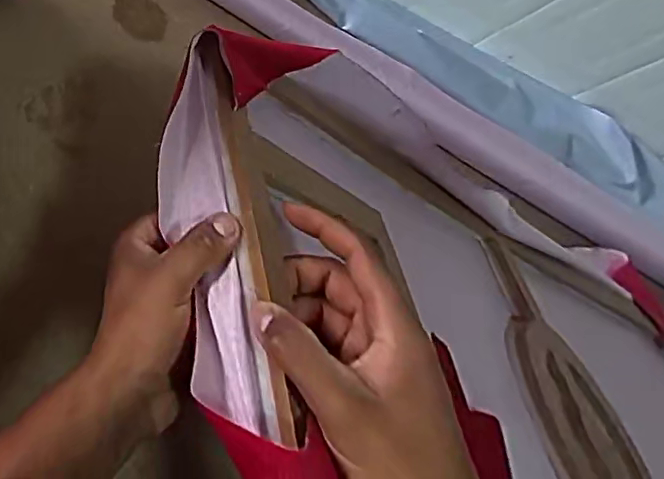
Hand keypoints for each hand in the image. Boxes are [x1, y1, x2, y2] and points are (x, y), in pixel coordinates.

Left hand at [82, 212, 240, 434]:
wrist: (132, 393)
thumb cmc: (140, 329)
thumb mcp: (171, 277)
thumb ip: (199, 247)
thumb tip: (227, 220)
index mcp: (135, 247)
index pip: (169, 217)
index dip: (196, 214)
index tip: (231, 212)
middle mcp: (147, 269)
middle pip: (188, 248)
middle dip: (217, 248)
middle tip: (252, 241)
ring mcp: (163, 300)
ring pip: (200, 279)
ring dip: (224, 279)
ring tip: (257, 268)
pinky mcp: (179, 328)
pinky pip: (205, 307)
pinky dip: (224, 306)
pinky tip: (250, 302)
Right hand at [257, 202, 472, 478]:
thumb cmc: (405, 464)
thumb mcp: (346, 406)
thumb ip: (299, 353)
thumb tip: (259, 309)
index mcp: (393, 325)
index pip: (359, 255)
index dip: (324, 225)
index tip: (286, 211)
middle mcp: (385, 333)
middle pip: (335, 283)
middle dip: (295, 281)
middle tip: (259, 294)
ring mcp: (375, 359)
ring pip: (326, 315)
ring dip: (294, 315)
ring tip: (262, 329)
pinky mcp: (365, 384)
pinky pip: (325, 345)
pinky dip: (300, 343)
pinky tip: (277, 356)